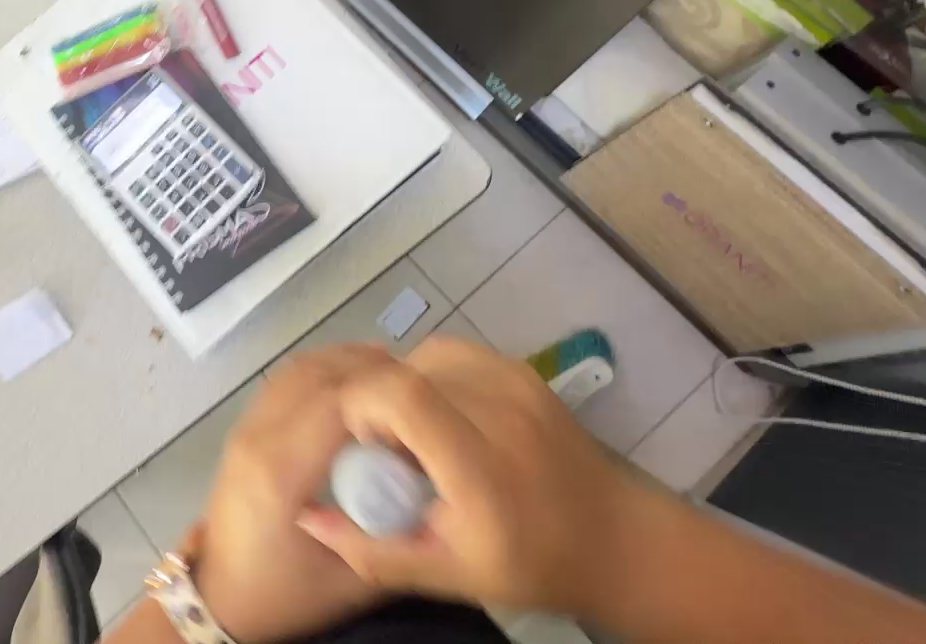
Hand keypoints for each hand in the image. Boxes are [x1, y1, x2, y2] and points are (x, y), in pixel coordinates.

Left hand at [189, 344, 398, 642]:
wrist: (220, 599)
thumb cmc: (284, 594)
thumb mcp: (349, 581)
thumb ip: (391, 535)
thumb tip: (430, 487)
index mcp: (281, 472)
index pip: (335, 404)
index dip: (381, 393)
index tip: (424, 402)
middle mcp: (258, 436)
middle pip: (316, 375)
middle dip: (368, 369)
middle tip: (416, 381)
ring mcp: (245, 426)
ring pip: (298, 370)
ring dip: (343, 362)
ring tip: (390, 375)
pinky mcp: (244, 427)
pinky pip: (285, 381)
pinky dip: (322, 370)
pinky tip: (352, 382)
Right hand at [295, 337, 655, 617]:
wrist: (620, 538)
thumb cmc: (531, 564)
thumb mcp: (448, 574)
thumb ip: (371, 549)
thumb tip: (305, 517)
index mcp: (482, 467)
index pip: (403, 396)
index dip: (362, 407)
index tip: (364, 445)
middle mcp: (499, 411)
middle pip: (405, 371)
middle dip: (375, 402)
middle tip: (387, 448)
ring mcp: (514, 381)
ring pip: (422, 356)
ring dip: (400, 387)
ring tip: (415, 431)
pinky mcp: (519, 367)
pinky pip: (449, 352)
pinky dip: (428, 374)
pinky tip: (439, 412)